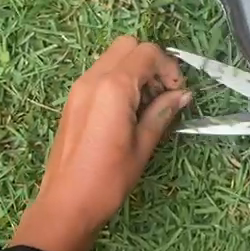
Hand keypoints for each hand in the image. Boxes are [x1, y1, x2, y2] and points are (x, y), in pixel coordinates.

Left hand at [11, 37, 191, 250]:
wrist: (66, 204)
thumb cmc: (107, 180)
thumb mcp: (142, 146)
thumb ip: (162, 113)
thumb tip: (183, 95)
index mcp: (112, 87)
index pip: (147, 53)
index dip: (169, 68)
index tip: (177, 93)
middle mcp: (93, 79)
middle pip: (128, 46)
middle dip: (150, 63)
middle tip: (162, 95)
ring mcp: (79, 88)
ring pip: (112, 58)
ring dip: (134, 71)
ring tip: (146, 106)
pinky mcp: (73, 100)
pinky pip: (100, 75)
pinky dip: (118, 81)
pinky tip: (126, 112)